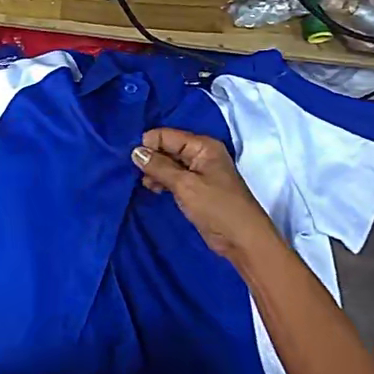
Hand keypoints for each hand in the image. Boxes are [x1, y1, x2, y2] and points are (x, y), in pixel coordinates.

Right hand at [131, 128, 283, 263]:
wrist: (242, 238)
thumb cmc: (217, 207)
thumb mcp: (185, 185)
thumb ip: (160, 166)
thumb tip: (136, 151)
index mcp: (203, 145)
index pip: (168, 135)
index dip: (149, 144)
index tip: (131, 159)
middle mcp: (202, 154)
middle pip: (169, 147)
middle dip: (151, 157)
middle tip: (135, 174)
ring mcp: (200, 171)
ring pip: (170, 163)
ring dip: (156, 171)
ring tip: (146, 184)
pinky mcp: (197, 188)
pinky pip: (175, 177)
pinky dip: (163, 181)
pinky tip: (153, 189)